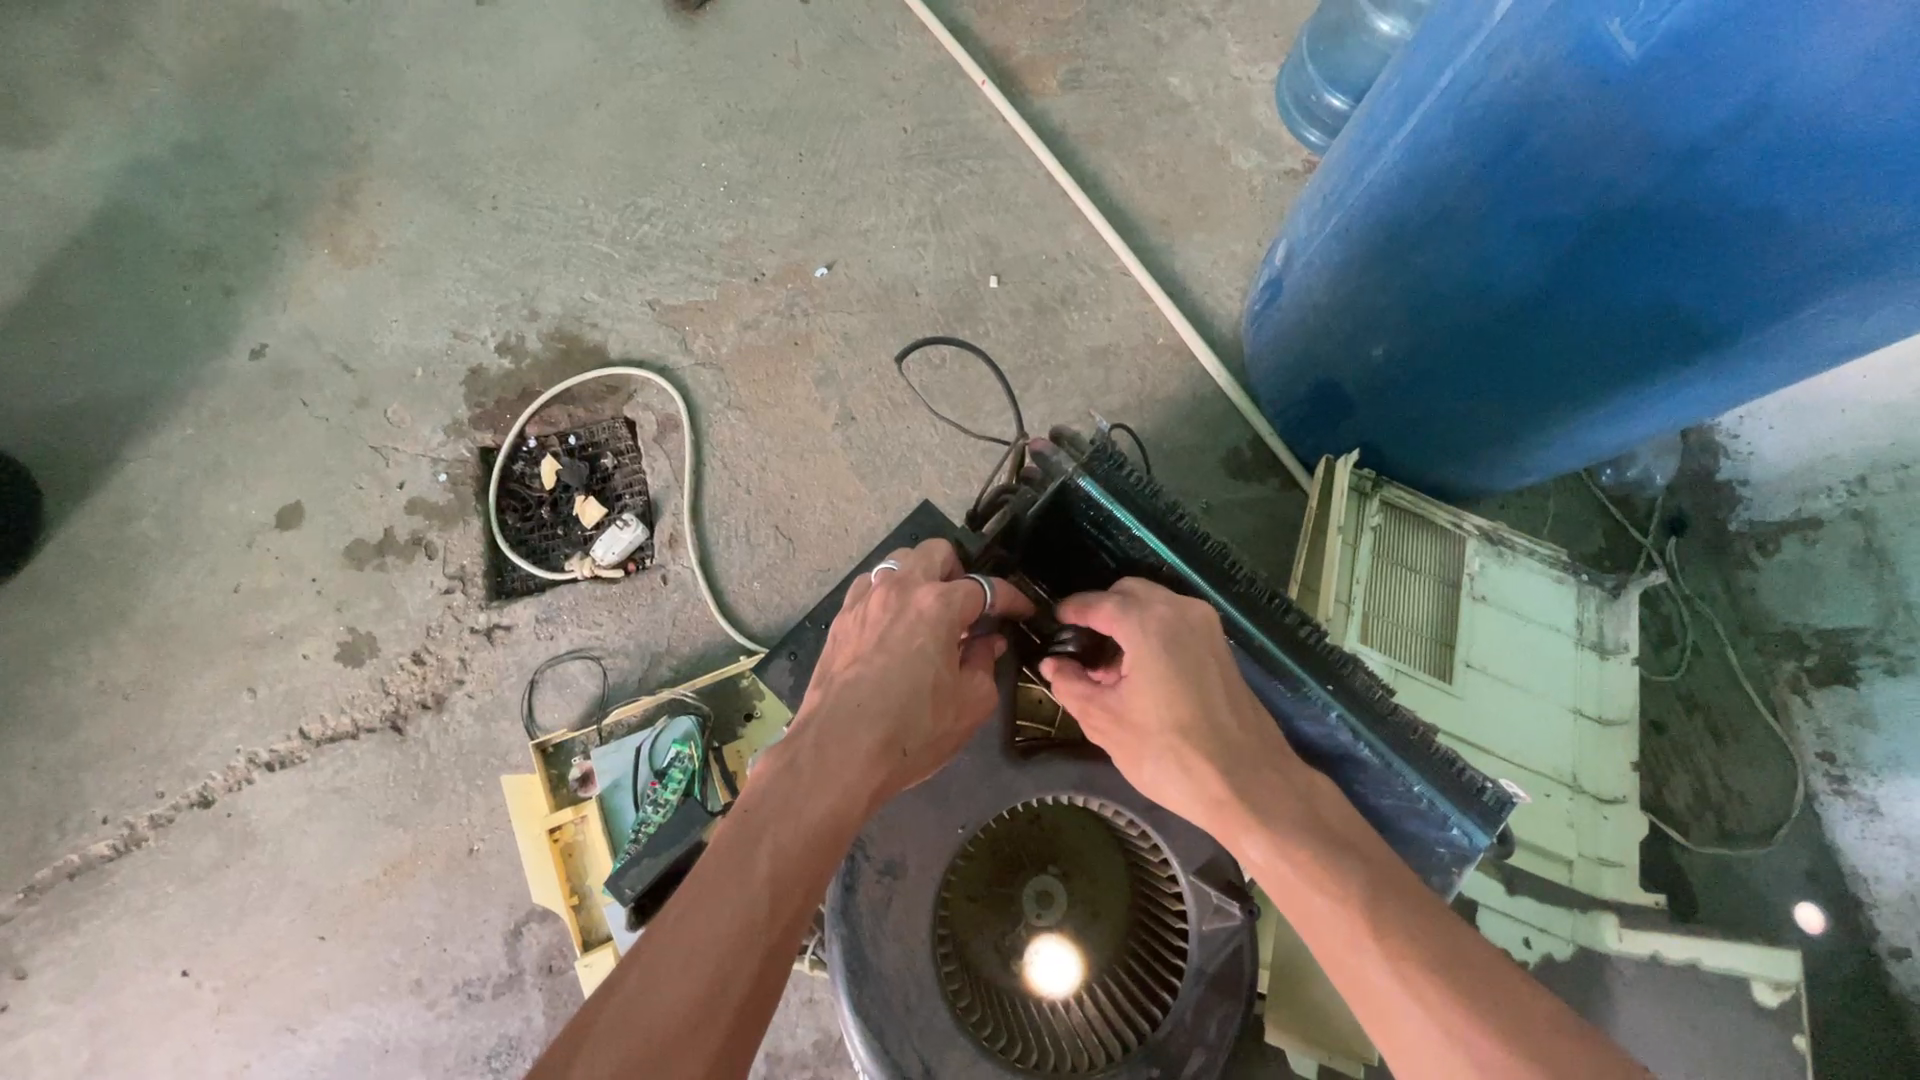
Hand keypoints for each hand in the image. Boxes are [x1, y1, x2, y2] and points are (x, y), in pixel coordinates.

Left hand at [778, 538, 1033, 811]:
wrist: (837, 753)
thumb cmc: (912, 731)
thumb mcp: (970, 704)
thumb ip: (985, 664)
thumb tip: (988, 643)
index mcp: (938, 605)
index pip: (984, 588)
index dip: (1011, 599)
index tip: (1022, 611)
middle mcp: (899, 589)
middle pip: (935, 553)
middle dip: (959, 572)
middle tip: (968, 608)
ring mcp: (864, 601)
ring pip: (897, 563)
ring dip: (920, 579)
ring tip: (928, 614)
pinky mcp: (840, 620)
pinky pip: (869, 588)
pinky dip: (889, 596)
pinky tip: (893, 627)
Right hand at [1039, 578, 1303, 836]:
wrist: (1248, 784)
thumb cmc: (1168, 753)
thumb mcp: (1105, 722)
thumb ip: (1071, 684)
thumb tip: (1053, 664)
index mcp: (1149, 623)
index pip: (1098, 602)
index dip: (1071, 611)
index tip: (1053, 624)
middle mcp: (1181, 611)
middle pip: (1129, 594)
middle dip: (1101, 613)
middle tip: (1080, 650)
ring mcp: (1207, 628)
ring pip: (1155, 606)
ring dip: (1127, 625)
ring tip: (1108, 671)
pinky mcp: (1221, 648)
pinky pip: (1176, 624)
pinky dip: (1152, 635)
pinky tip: (1140, 676)